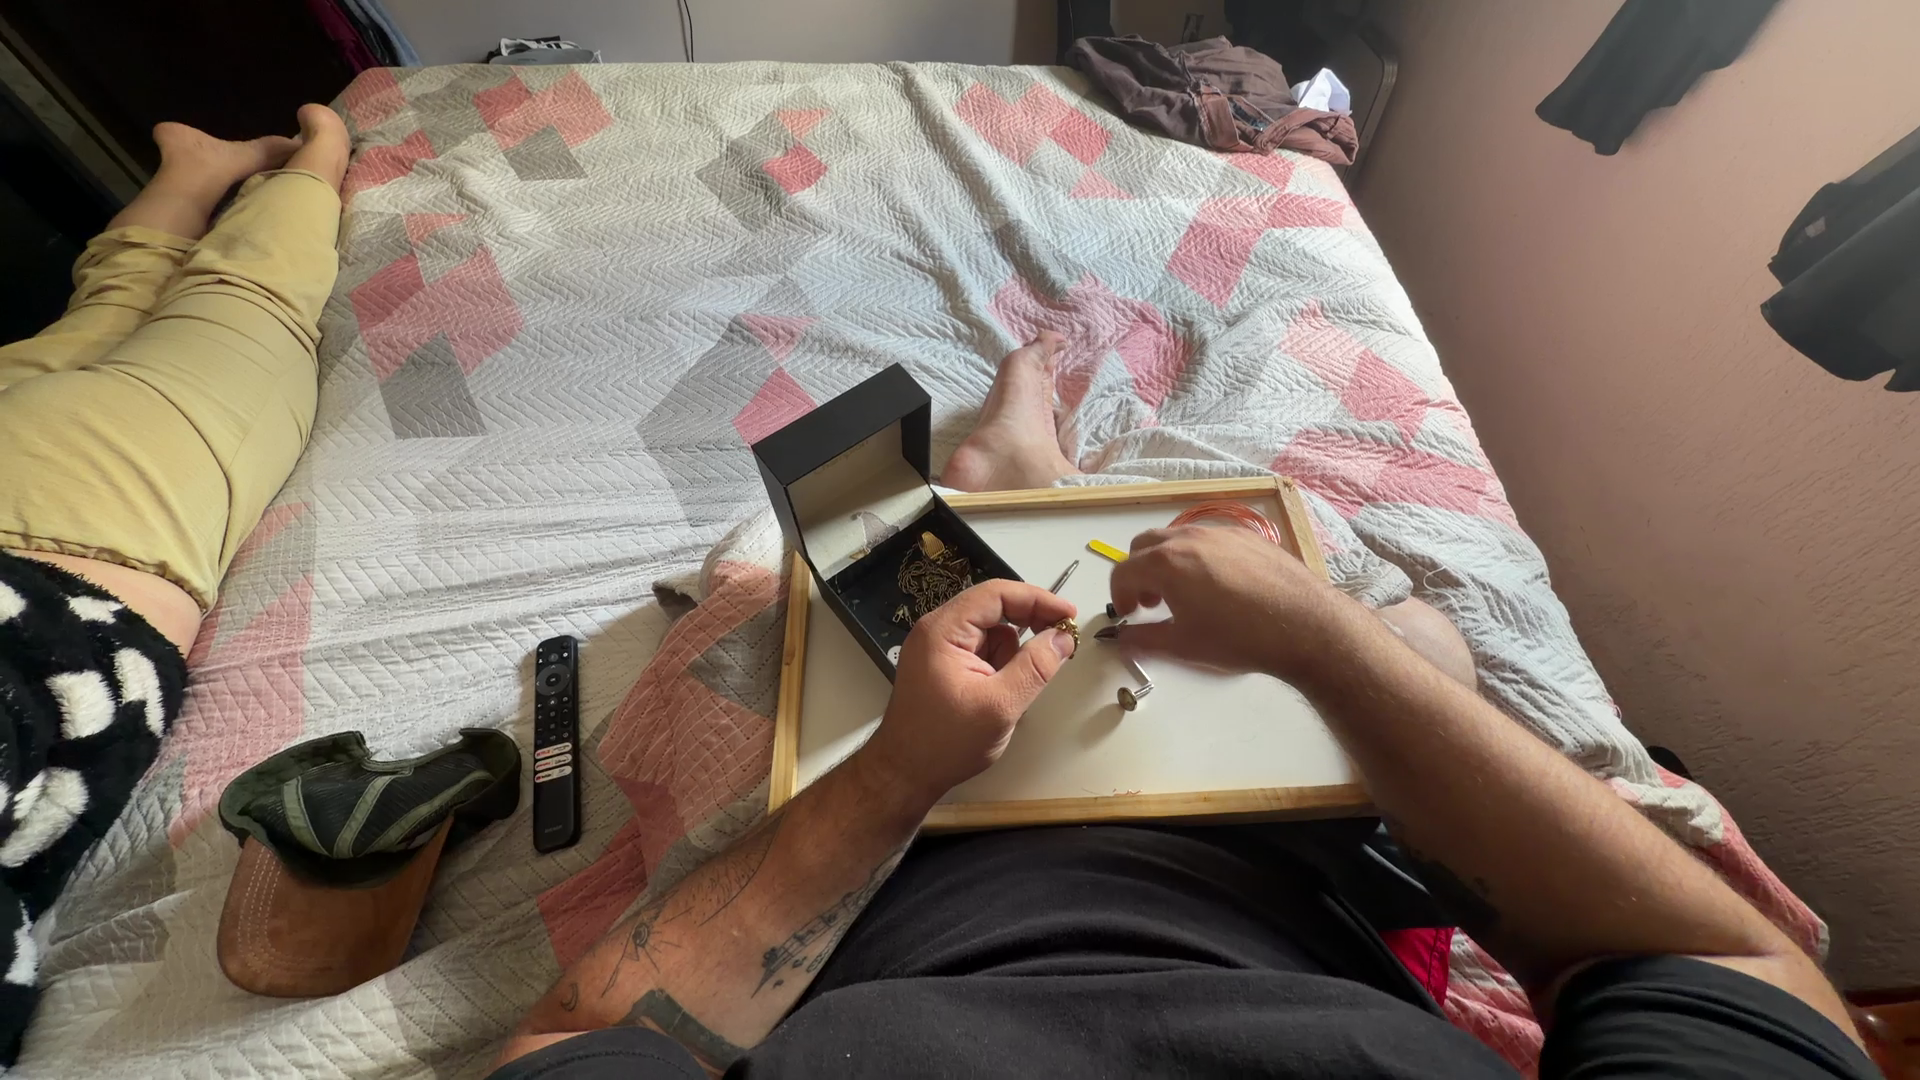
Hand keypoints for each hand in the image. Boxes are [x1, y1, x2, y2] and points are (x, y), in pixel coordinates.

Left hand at [859, 579, 1076, 805]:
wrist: (904, 775)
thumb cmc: (945, 742)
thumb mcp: (999, 706)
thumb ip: (1035, 667)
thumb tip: (1064, 636)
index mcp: (944, 629)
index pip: (996, 594)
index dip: (1037, 599)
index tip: (1069, 615)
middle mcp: (938, 630)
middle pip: (993, 608)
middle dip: (1029, 623)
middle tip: (1061, 641)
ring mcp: (939, 648)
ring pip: (992, 631)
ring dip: (1013, 651)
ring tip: (1013, 689)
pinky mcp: (944, 665)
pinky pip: (983, 650)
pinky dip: (1001, 664)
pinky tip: (1001, 693)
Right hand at [1107, 525, 1358, 680]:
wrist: (1306, 626)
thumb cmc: (1238, 638)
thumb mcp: (1182, 646)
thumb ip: (1143, 640)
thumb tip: (1122, 640)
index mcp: (1164, 562)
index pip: (1122, 571)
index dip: (1119, 595)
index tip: (1131, 616)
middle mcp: (1187, 537)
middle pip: (1144, 545)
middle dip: (1139, 572)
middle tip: (1152, 602)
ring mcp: (1220, 532)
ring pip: (1177, 537)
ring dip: (1167, 562)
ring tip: (1186, 594)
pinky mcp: (1249, 536)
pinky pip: (1210, 539)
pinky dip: (1199, 556)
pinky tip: (1221, 586)